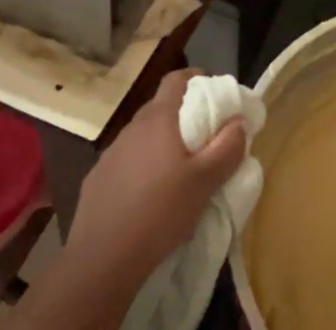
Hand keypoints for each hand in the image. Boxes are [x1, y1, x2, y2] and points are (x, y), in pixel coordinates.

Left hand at [68, 68, 247, 281]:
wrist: (103, 257)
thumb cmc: (161, 211)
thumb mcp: (206, 181)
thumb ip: (227, 147)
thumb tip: (238, 121)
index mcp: (158, 120)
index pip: (175, 80)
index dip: (195, 78)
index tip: (212, 89)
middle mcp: (131, 128)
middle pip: (160, 108)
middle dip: (182, 115)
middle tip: (204, 136)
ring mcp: (110, 154)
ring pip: (142, 136)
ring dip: (160, 142)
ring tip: (178, 169)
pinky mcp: (97, 179)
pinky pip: (126, 162)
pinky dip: (141, 167)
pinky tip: (148, 194)